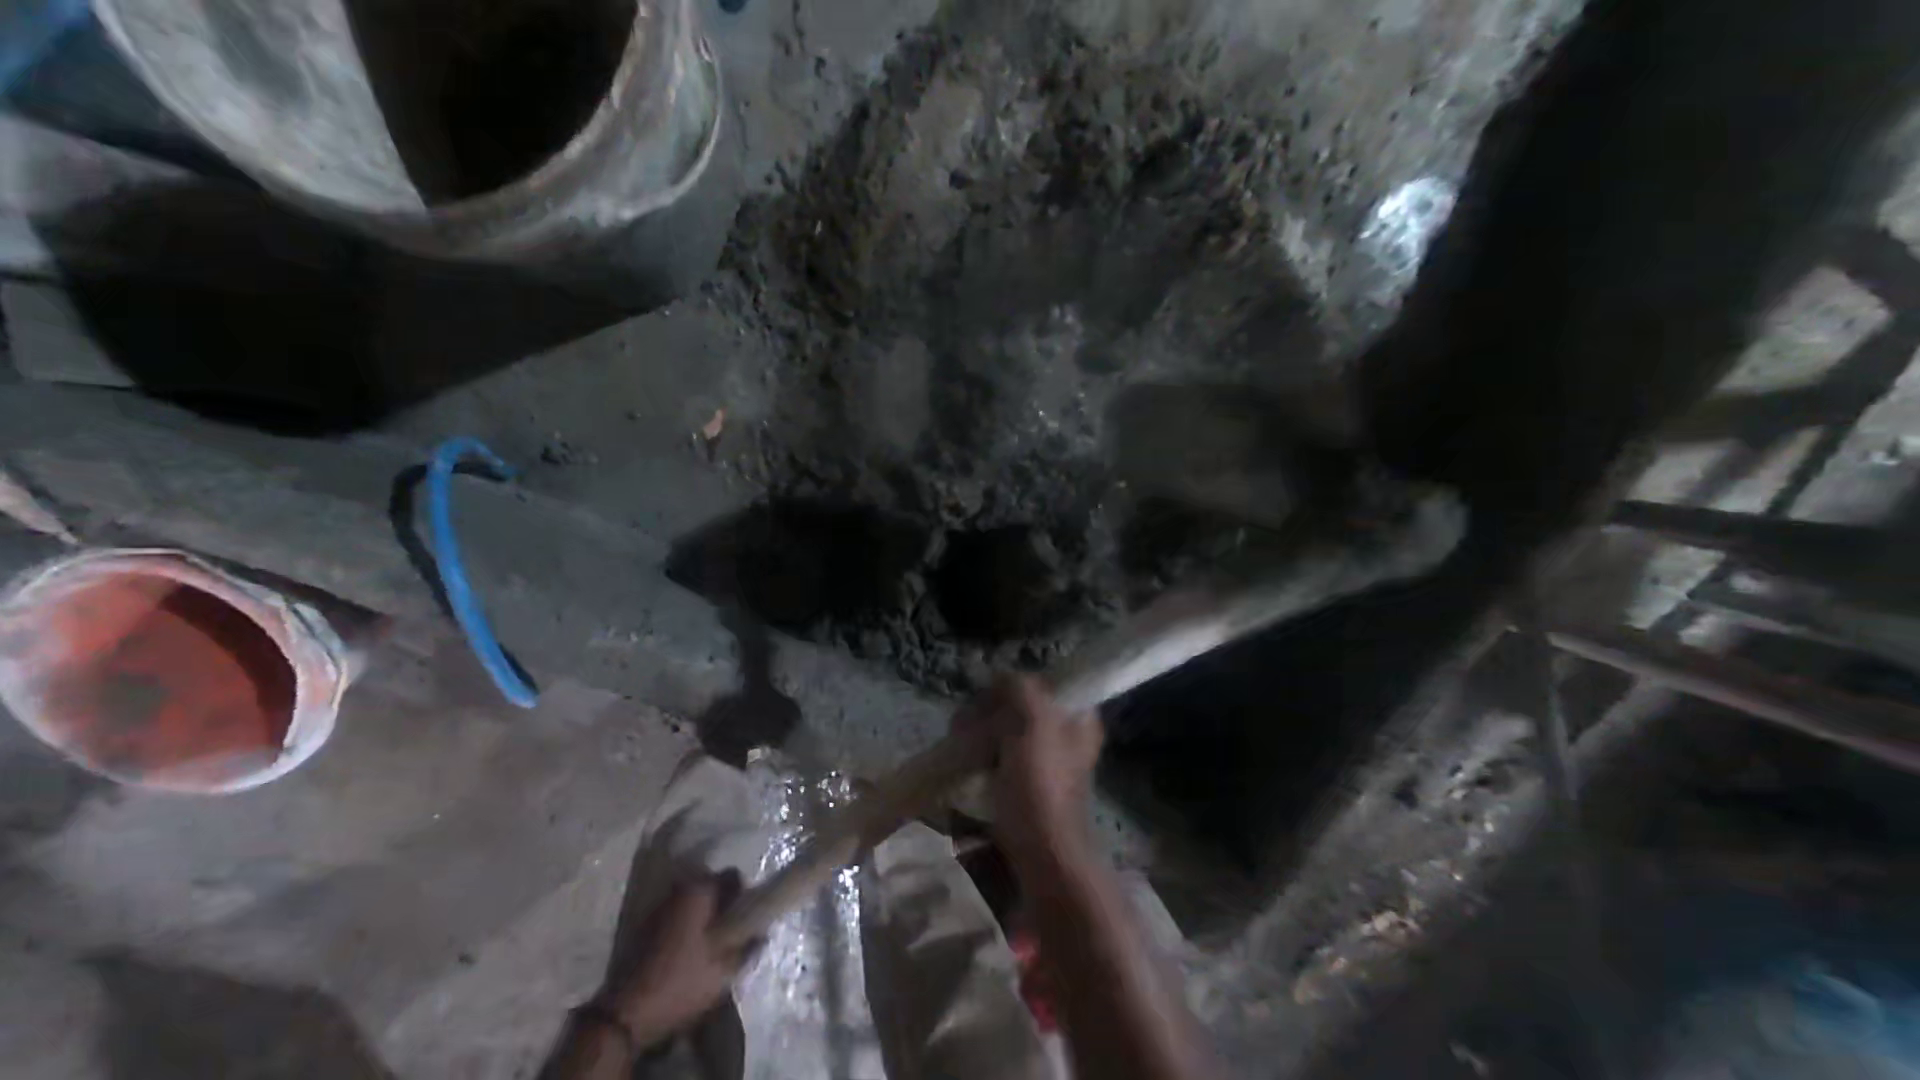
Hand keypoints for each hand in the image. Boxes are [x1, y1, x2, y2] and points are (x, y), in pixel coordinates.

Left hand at [595, 875, 749, 1044]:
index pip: (732, 876)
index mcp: (698, 892)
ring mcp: (657, 910)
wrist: (626, 1015)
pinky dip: (685, 928)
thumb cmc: (681, 983)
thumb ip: (748, 947)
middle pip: (710, 888)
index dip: (744, 894)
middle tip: (732, 932)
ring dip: (703, 917)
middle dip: (723, 905)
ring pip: (691, 904)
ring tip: (712, 945)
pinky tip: (689, 953)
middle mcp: (677, 892)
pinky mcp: (644, 930)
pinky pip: (675, 918)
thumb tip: (761, 933)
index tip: (747, 917)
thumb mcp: (725, 970)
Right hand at [959, 675, 1103, 866]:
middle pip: (1023, 707)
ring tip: (958, 742)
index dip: (1014, 684)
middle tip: (965, 723)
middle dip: (991, 710)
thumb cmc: (1041, 786)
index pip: (1045, 683)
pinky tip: (966, 763)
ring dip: (982, 733)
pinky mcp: (1029, 788)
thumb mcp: (1034, 723)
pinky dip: (983, 757)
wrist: (1042, 855)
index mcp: (1079, 718)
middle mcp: (1068, 737)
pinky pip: (1001, 759)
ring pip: (1008, 733)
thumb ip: (1021, 689)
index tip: (986, 696)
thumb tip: (1003, 677)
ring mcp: (1048, 765)